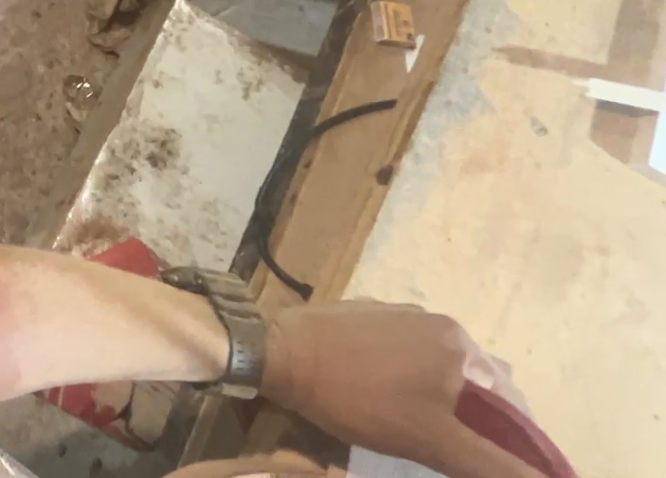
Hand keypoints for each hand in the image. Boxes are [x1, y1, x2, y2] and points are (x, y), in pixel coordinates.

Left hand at [263, 302, 544, 477]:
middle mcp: (423, 317)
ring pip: (421, 369)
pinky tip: (370, 397)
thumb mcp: (436, 440)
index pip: (504, 402)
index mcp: (456, 340)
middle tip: (428, 441)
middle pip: (460, 383)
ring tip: (398, 422)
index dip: (496, 438)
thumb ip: (496, 467)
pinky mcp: (347, 316)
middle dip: (455, 417)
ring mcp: (381, 312)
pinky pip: (384, 354)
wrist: (271, 351)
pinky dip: (387, 378)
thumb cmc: (354, 392)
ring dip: (420, 398)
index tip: (465, 455)